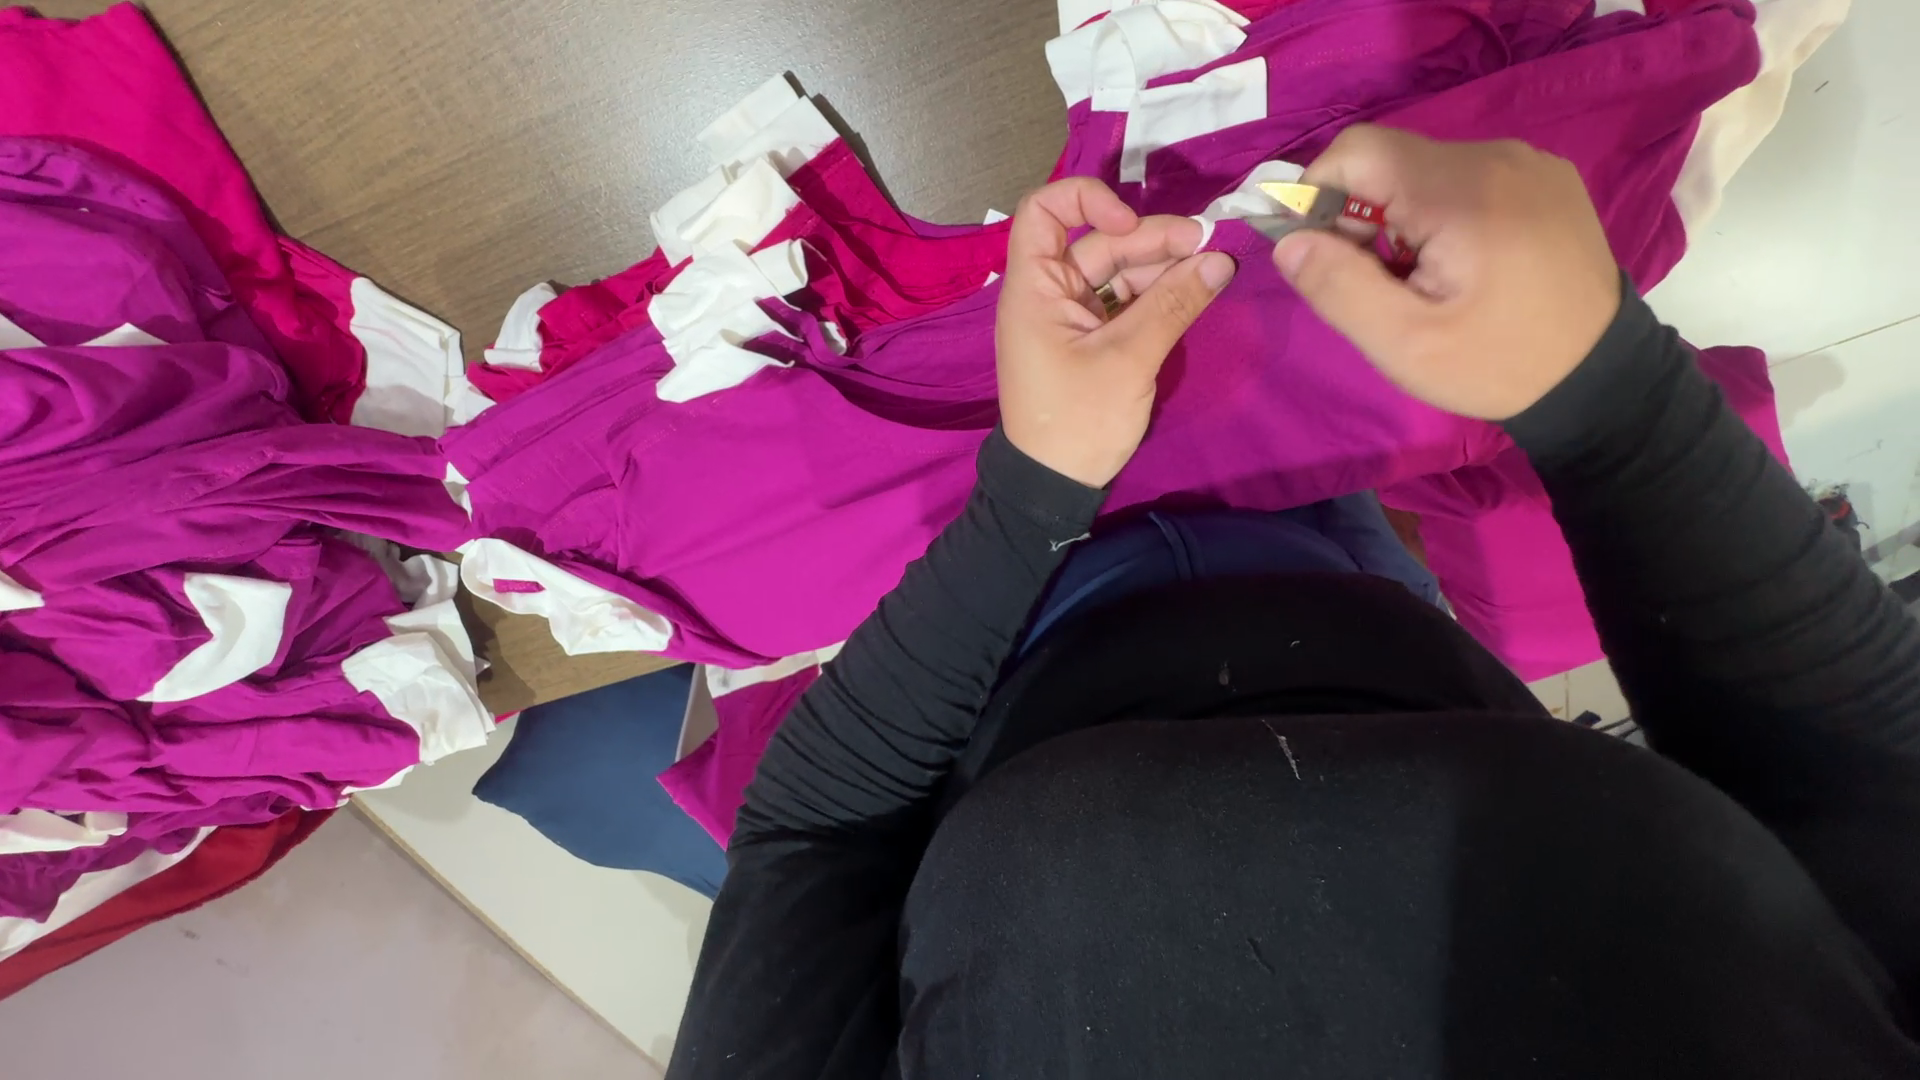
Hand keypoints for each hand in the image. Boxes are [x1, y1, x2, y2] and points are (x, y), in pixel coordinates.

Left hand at [996, 178, 1236, 487]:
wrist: (1054, 485)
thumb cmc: (1078, 421)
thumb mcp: (1128, 360)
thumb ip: (1173, 304)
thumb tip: (1221, 259)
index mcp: (1034, 290)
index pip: (1043, 212)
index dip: (1086, 200)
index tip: (1129, 224)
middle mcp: (1048, 295)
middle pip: (1097, 243)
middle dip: (1150, 239)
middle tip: (1206, 246)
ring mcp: (1069, 318)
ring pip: (1116, 273)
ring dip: (1160, 267)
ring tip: (1209, 268)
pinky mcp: (1089, 341)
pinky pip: (1122, 304)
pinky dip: (1153, 296)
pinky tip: (1191, 291)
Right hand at [1271, 126, 1622, 420]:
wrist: (1596, 374)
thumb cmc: (1492, 362)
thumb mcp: (1400, 341)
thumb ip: (1337, 286)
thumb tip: (1286, 241)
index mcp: (1459, 191)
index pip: (1356, 150)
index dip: (1316, 194)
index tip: (1318, 253)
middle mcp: (1495, 156)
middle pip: (1386, 161)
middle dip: (1355, 217)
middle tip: (1372, 282)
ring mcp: (1525, 163)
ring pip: (1419, 170)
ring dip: (1392, 220)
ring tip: (1414, 280)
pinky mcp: (1540, 178)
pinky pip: (1458, 180)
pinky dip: (1431, 216)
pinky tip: (1452, 265)